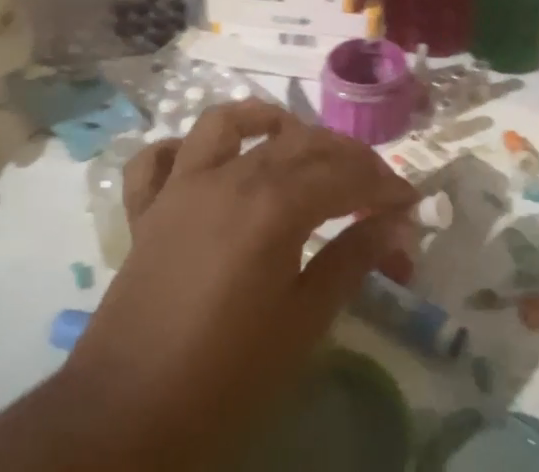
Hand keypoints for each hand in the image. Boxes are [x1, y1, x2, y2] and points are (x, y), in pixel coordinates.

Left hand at [68, 101, 417, 466]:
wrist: (127, 416)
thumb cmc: (228, 374)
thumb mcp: (305, 320)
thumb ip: (352, 259)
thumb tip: (398, 224)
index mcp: (273, 206)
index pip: (344, 175)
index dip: (384, 186)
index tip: (411, 206)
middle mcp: (227, 180)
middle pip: (299, 143)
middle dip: (346, 157)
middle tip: (375, 190)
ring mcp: (179, 190)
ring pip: (226, 125)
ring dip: (267, 122)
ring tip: (296, 140)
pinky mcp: (145, 213)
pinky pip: (157, 160)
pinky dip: (185, 148)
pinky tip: (209, 162)